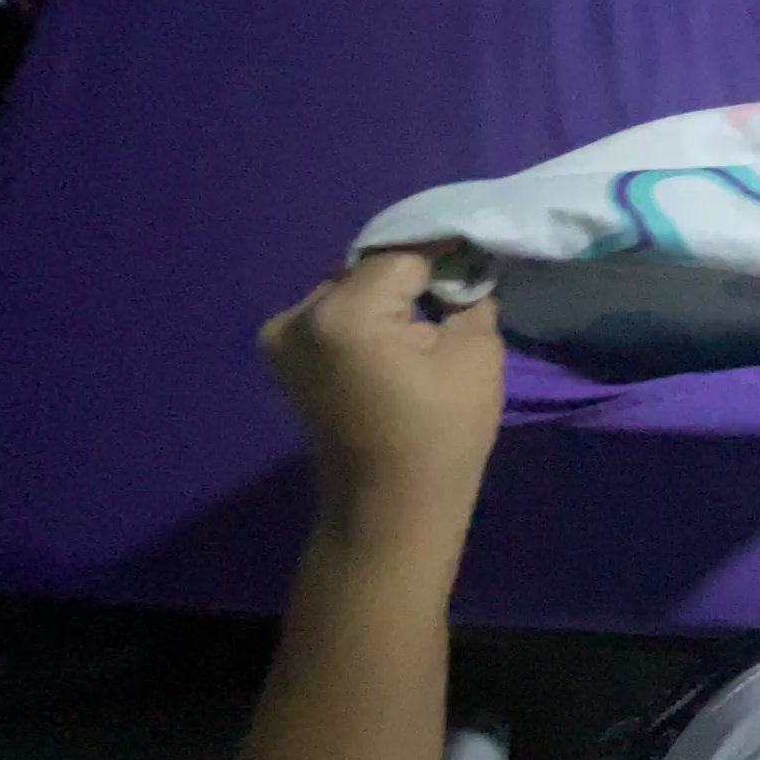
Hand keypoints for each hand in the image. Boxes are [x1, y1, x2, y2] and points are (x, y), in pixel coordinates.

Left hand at [259, 251, 504, 555]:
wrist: (392, 503)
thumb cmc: (443, 432)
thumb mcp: (478, 356)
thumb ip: (471, 300)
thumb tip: (467, 275)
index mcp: (343, 314)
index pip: (404, 256)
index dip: (447, 258)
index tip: (479, 262)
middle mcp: (297, 315)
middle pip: (370, 269)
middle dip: (415, 278)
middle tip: (457, 296)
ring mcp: (280, 337)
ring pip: (351, 289)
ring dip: (390, 297)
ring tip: (428, 321)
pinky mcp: (282, 357)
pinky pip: (334, 314)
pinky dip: (368, 317)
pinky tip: (397, 342)